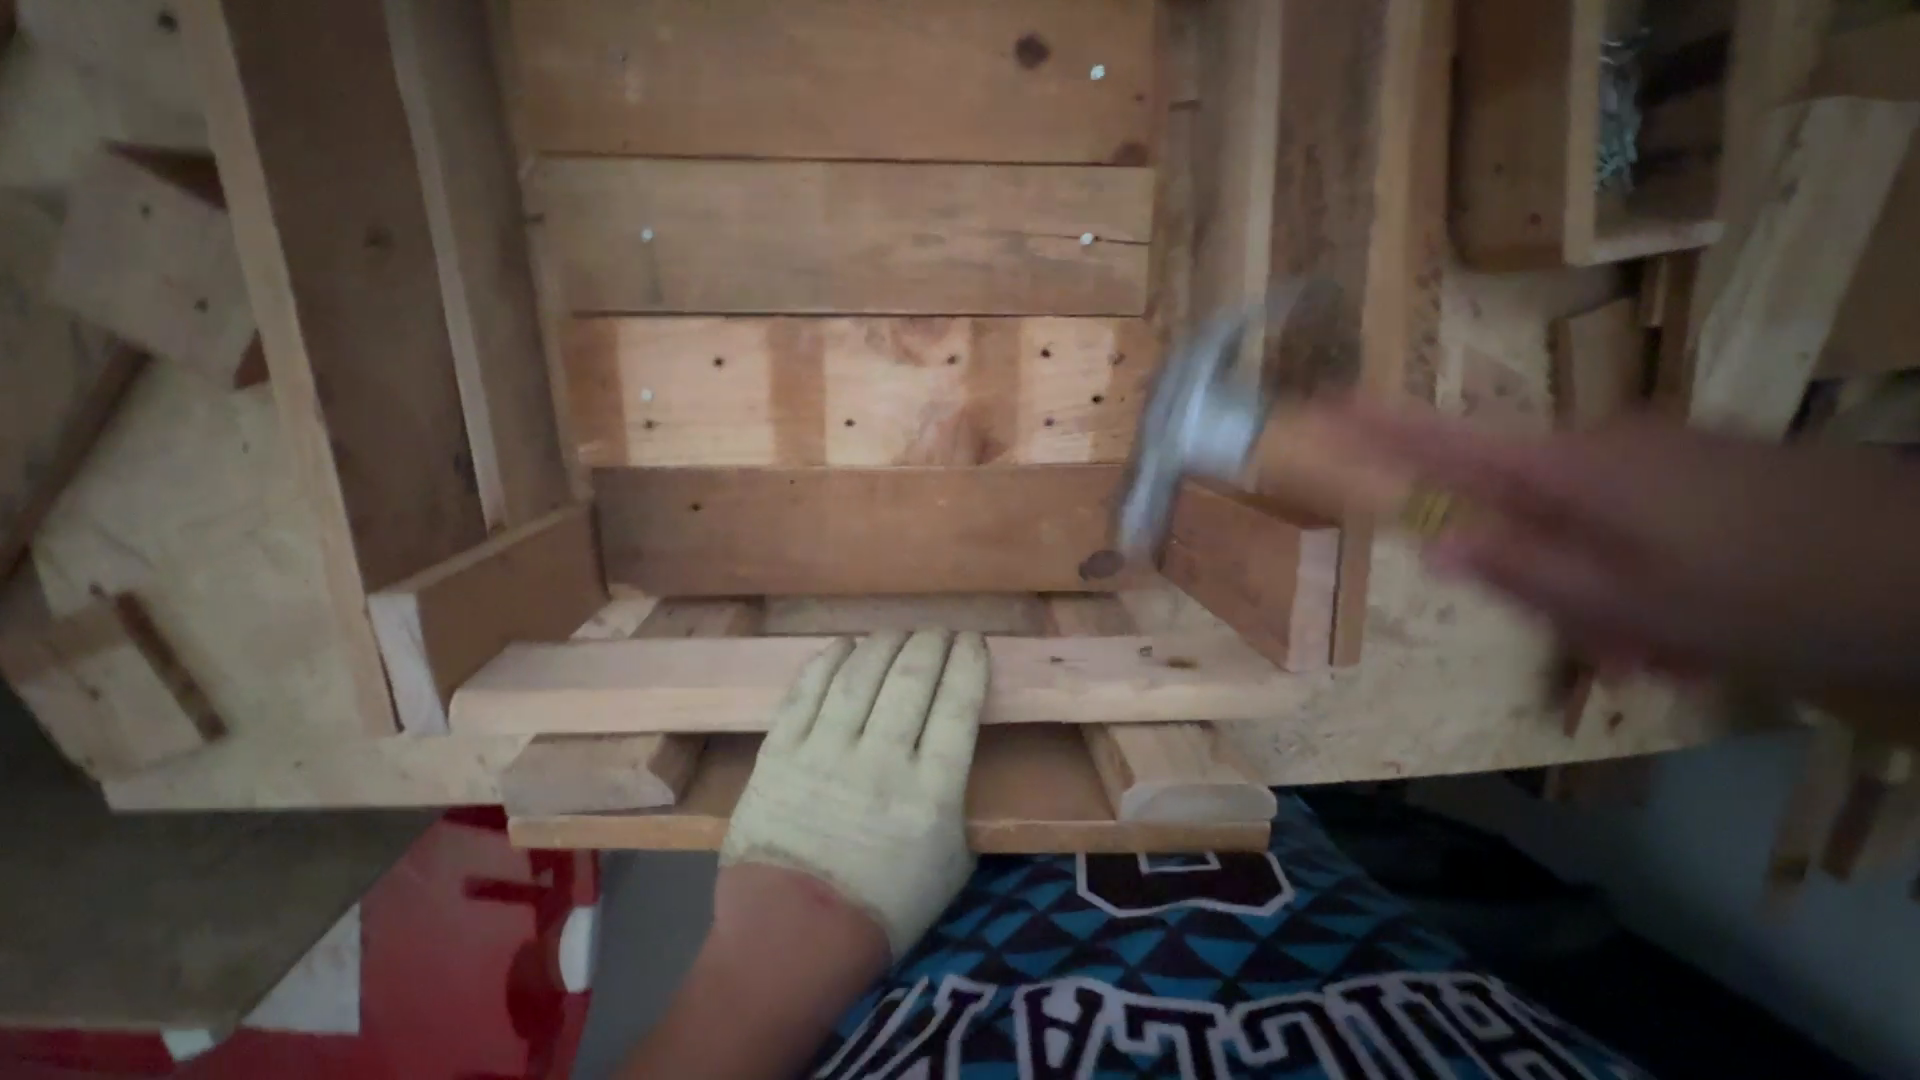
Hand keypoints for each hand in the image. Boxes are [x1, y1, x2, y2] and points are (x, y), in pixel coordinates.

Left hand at [721, 629, 988, 958]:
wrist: (792, 935)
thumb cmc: (883, 907)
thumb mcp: (953, 863)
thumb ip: (958, 800)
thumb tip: (953, 746)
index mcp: (932, 793)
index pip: (958, 704)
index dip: (969, 662)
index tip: (972, 642)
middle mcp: (881, 762)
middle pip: (911, 678)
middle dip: (930, 644)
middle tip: (937, 634)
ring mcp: (824, 753)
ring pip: (860, 675)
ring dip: (884, 644)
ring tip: (897, 635)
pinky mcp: (779, 753)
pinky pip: (807, 690)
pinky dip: (830, 660)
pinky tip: (846, 647)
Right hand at [1323, 405, 1919, 691]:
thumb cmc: (1768, 592)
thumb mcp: (1627, 604)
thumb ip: (1519, 570)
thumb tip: (1434, 542)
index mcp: (1567, 473)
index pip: (1441, 442)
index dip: (1376, 428)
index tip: (1320, 406)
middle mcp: (1599, 449)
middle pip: (1513, 506)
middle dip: (1532, 573)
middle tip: (1596, 640)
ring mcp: (1652, 454)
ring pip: (1574, 525)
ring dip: (1596, 590)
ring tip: (1660, 647)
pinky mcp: (1695, 467)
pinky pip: (1626, 522)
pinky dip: (1638, 576)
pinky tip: (1690, 624)